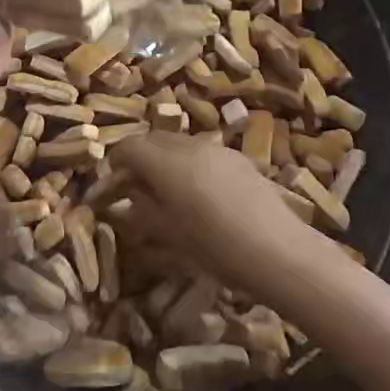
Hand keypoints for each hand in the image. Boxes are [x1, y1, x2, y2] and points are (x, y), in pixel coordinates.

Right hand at [114, 133, 324, 294]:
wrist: (277, 250)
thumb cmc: (214, 247)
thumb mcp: (167, 233)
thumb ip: (142, 209)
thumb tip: (129, 196)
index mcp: (166, 162)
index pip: (129, 147)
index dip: (115, 164)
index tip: (112, 187)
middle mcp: (191, 146)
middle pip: (155, 140)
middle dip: (140, 159)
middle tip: (136, 188)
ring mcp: (219, 149)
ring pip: (181, 145)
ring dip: (167, 161)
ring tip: (169, 193)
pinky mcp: (240, 159)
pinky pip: (204, 154)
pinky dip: (191, 166)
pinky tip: (200, 195)